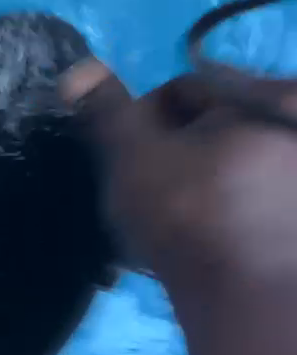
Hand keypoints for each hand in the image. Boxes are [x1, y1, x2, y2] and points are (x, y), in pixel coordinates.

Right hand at [61, 59, 296, 296]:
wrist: (246, 286)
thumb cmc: (186, 213)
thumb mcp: (134, 157)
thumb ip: (107, 113)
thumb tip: (79, 68)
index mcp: (274, 95)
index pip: (187, 87)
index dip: (142, 120)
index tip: (124, 160)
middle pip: (218, 117)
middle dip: (177, 145)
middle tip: (148, 187)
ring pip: (235, 148)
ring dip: (200, 170)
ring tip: (175, 210)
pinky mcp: (295, 197)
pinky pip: (256, 178)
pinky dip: (229, 191)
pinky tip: (210, 221)